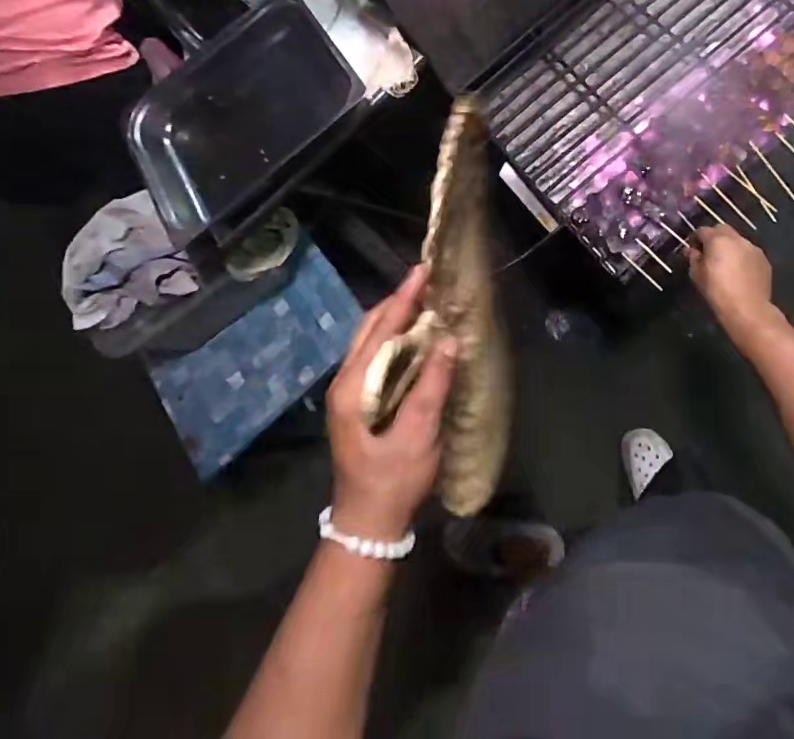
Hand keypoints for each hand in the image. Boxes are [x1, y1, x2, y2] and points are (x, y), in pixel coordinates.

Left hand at [324, 265, 455, 540]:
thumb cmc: (393, 481)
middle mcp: (345, 382)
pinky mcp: (357, 401)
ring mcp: (348, 392)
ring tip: (423, 299)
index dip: (403, 299)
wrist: (367, 523)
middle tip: (426, 279)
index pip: (380, 330)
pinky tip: (414, 336)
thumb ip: (432, 386)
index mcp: (353, 387)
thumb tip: (449, 341)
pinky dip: (393, 337)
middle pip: (369, 328)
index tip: (423, 270)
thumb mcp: (418, 436)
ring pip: (369, 340)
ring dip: (394, 317)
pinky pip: (374, 356)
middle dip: (397, 301)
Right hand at [687, 225, 775, 327]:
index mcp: (717, 240)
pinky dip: (742, 256)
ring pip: (737, 240)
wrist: (747, 309)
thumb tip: (693, 251)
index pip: (702, 230)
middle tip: (709, 252)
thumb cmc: (717, 291)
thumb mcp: (697, 275)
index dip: (695, 238)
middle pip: (722, 229)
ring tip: (726, 263)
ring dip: (730, 246)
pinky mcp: (764, 259)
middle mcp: (737, 239)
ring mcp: (753, 248)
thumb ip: (693, 258)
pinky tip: (740, 271)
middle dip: (714, 237)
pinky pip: (749, 252)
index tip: (693, 248)